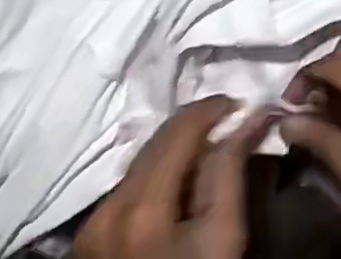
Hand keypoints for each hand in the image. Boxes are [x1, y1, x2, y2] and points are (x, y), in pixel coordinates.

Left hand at [73, 96, 270, 258]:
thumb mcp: (225, 235)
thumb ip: (232, 169)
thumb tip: (251, 115)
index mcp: (142, 207)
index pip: (181, 129)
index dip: (215, 108)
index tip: (244, 104)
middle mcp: (109, 207)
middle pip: (158, 139)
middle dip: (198, 123)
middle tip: (232, 121)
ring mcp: (92, 224)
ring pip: (143, 158)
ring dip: (178, 145)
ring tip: (211, 149)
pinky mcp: (88, 237)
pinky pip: (131, 183)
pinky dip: (160, 170)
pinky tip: (181, 180)